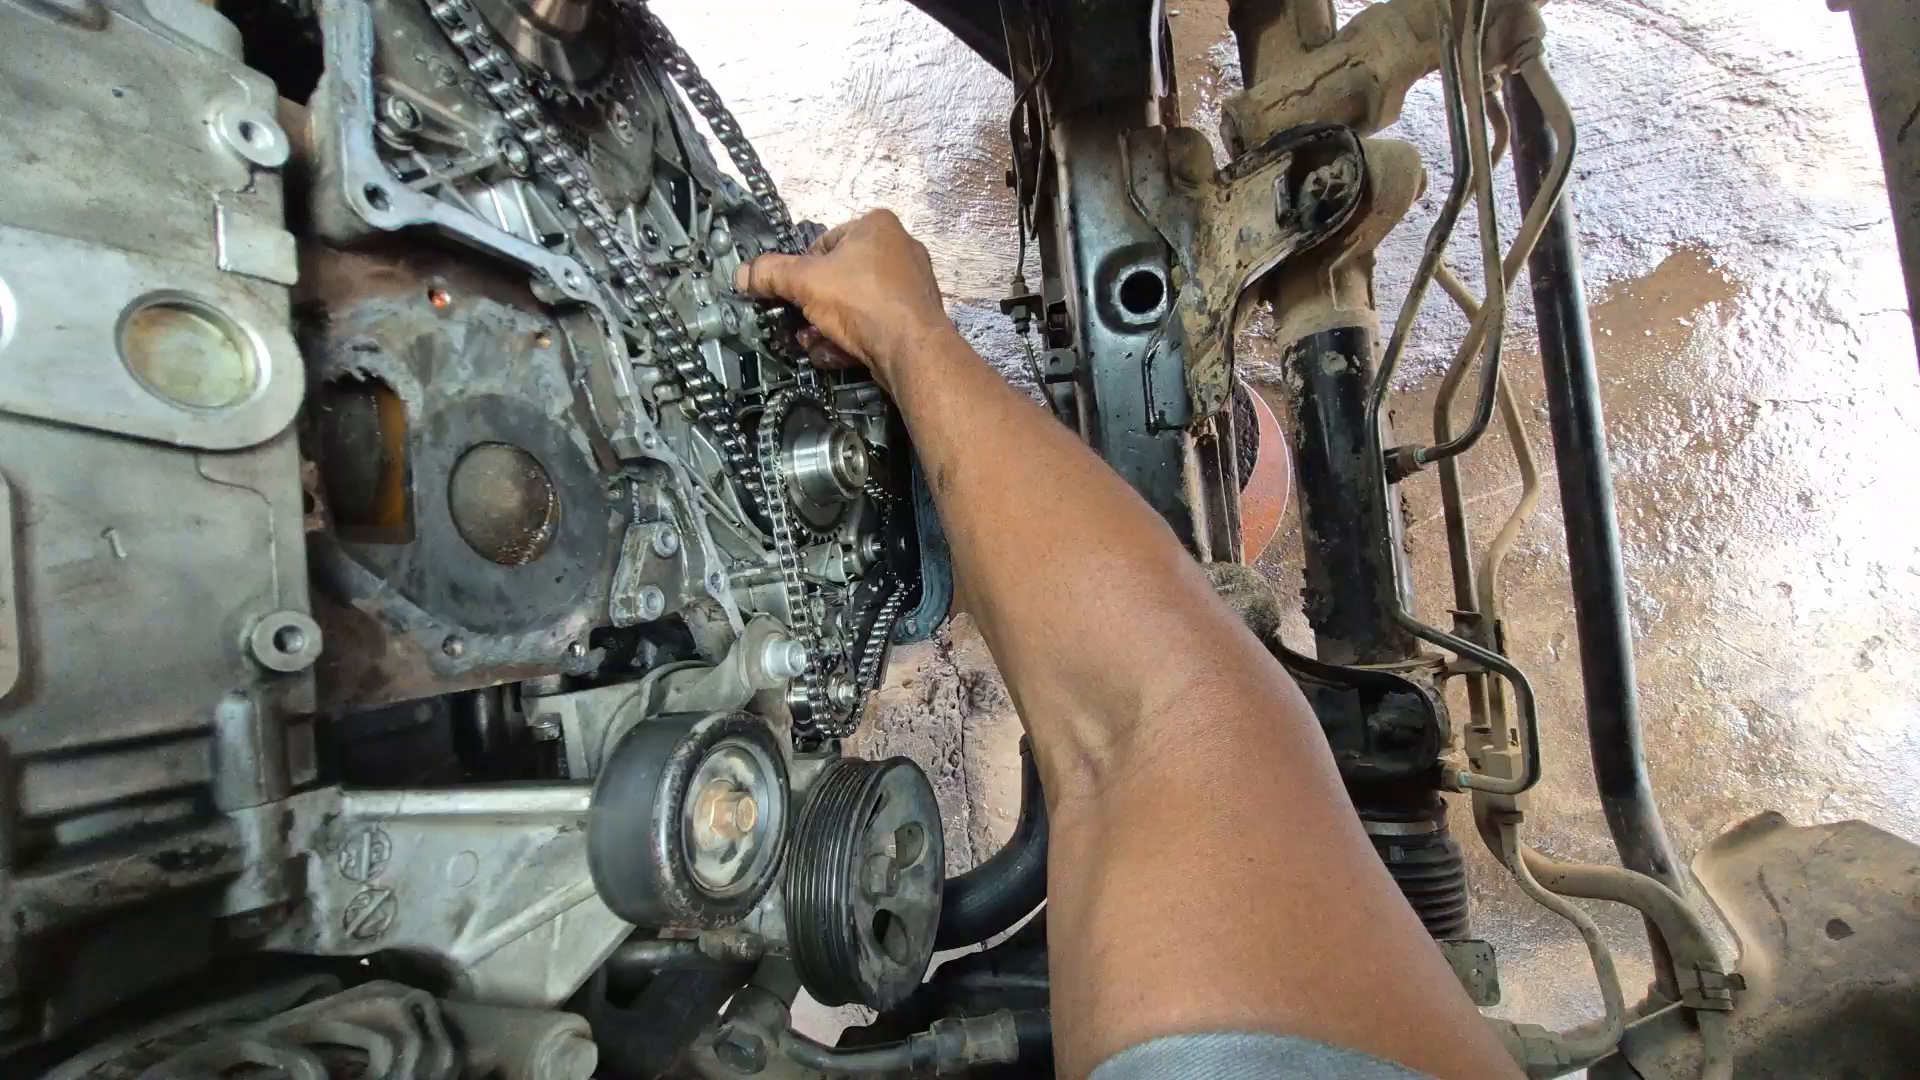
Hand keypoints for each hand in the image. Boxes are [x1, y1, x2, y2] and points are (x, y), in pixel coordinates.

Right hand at [735, 209, 952, 388]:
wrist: (912, 350)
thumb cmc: (862, 301)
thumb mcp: (805, 282)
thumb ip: (771, 274)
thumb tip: (742, 274)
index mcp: (878, 226)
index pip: (825, 243)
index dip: (802, 270)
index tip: (791, 293)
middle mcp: (900, 250)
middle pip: (839, 279)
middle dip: (814, 307)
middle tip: (799, 325)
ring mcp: (911, 288)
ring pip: (855, 306)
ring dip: (827, 327)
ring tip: (813, 343)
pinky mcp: (915, 321)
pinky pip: (874, 325)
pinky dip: (852, 339)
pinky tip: (835, 354)